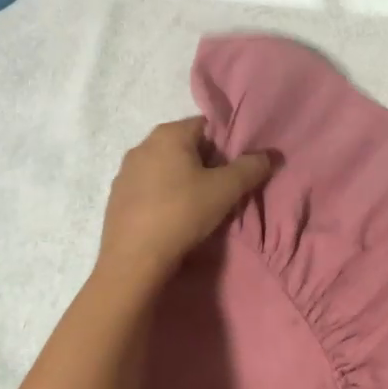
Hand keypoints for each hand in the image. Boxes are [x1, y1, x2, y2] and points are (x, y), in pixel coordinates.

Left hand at [96, 117, 271, 278]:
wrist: (132, 262)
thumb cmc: (182, 213)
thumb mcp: (226, 190)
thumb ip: (252, 167)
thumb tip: (271, 155)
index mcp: (168, 134)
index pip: (207, 126)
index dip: (226, 145)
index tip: (235, 169)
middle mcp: (143, 145)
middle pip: (186, 146)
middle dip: (206, 163)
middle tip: (222, 188)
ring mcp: (125, 172)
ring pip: (166, 167)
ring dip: (183, 179)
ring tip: (199, 205)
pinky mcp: (116, 197)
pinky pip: (149, 187)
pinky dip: (164, 195)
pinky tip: (173, 217)